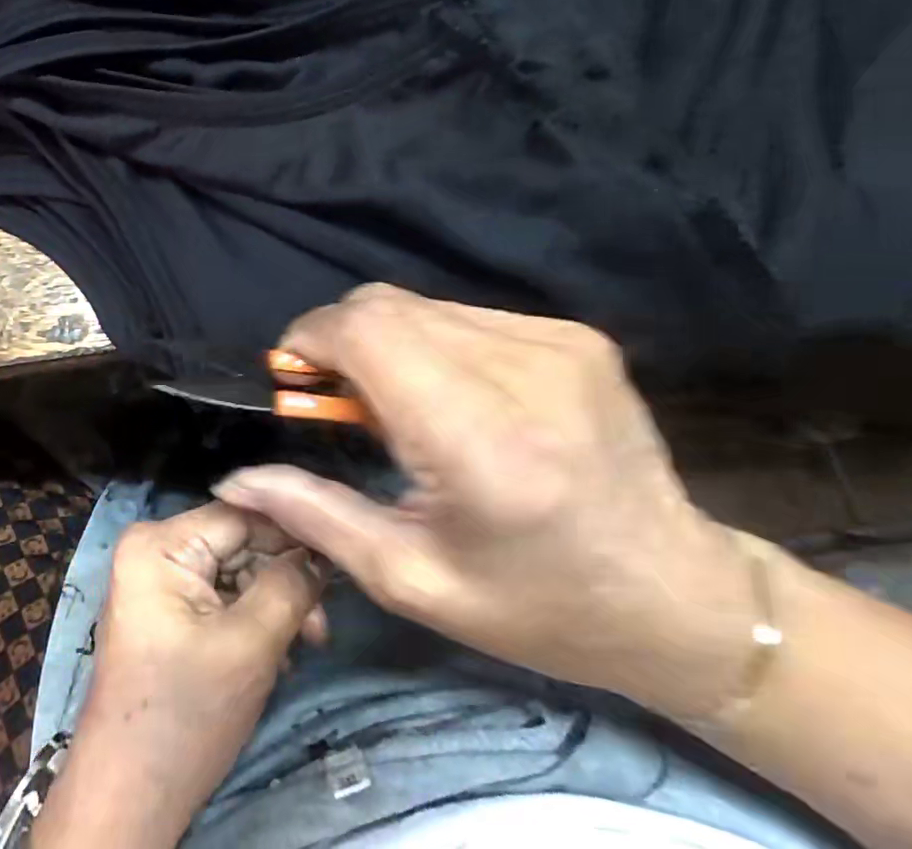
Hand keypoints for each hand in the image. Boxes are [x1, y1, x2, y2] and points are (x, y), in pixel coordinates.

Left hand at [34, 503, 324, 848]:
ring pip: (237, 570)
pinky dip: (254, 617)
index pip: (244, 514)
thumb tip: (324, 552)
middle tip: (323, 620)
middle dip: (285, 578)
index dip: (294, 533)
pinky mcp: (167, 610)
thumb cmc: (186, 713)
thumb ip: (292, 585)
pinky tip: (281, 649)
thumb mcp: (251, 643)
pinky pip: (222, 595)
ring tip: (308, 641)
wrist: (130, 796)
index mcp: (160, 544)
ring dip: (276, 602)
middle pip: (241, 542)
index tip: (337, 558)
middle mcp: (154, 549)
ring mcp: (158, 581)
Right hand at [211, 284, 756, 721]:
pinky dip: (435, 344)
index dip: (310, 338)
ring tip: (397, 407)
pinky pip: (470, 315)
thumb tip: (236, 479)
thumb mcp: (412, 580)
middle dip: (340, 340)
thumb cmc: (536, 606)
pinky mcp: (577, 336)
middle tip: (338, 403)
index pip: (368, 331)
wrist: (675, 595)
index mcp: (480, 439)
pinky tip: (450, 396)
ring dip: (387, 342)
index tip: (294, 379)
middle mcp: (523, 370)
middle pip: (388, 304)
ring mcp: (559, 342)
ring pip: (425, 304)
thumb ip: (317, 514)